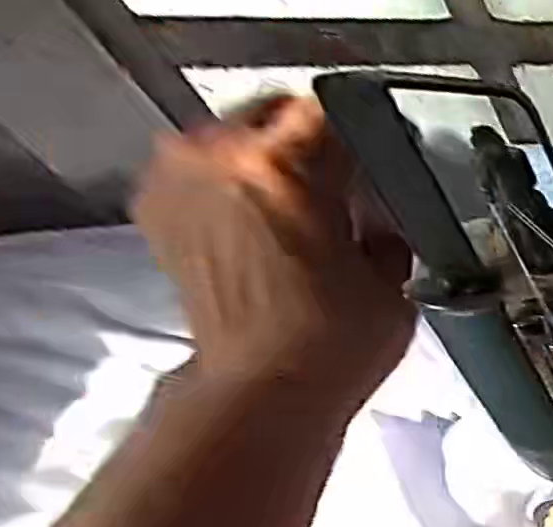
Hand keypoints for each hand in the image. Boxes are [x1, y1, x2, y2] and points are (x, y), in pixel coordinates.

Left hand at [131, 96, 413, 411]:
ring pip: (234, 146)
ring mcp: (179, 182)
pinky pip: (205, 177)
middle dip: (312, 152)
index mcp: (283, 167)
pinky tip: (269, 235)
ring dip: (271, 172)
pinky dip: (237, 194)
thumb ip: (382, 235)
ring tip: (308, 220)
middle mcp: (216, 158)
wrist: (270, 383)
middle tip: (348, 194)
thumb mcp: (392, 284)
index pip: (328, 118)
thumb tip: (377, 224)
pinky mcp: (160, 211)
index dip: (364, 142)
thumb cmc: (337, 340)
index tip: (381, 165)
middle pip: (272, 120)